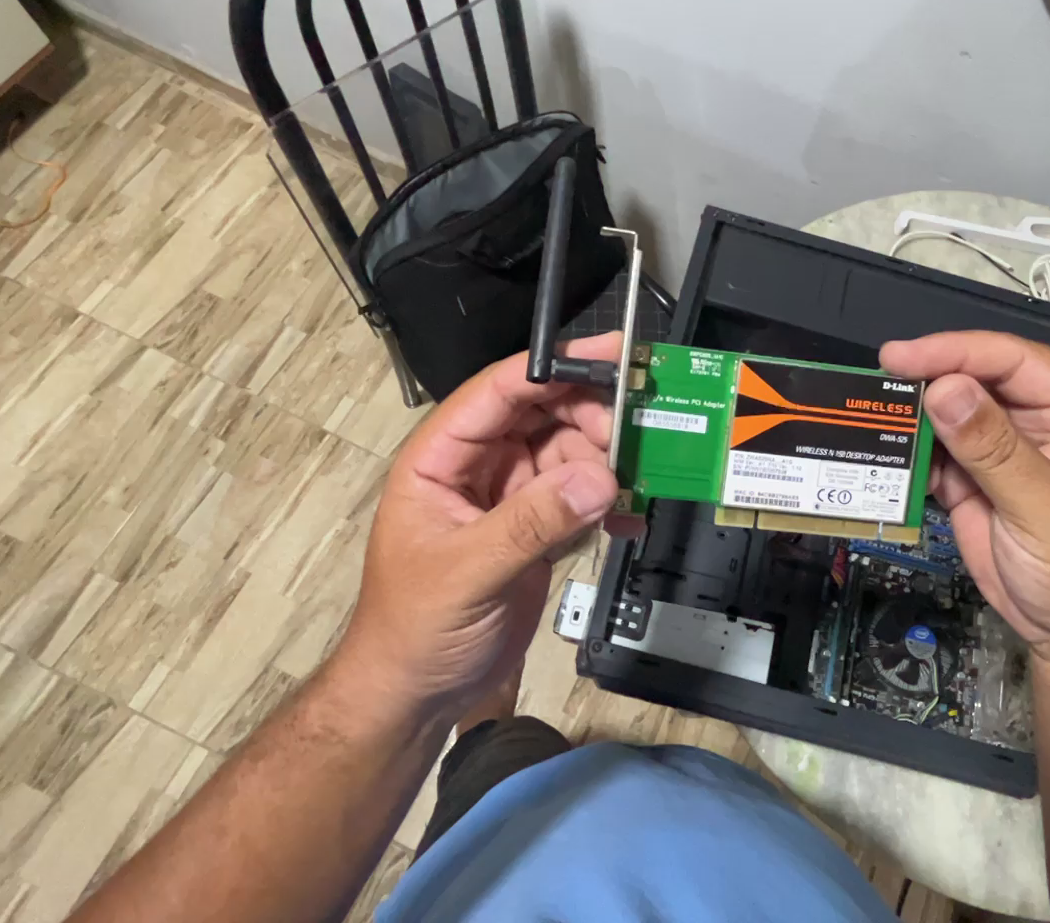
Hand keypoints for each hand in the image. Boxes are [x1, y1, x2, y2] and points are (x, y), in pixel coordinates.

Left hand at [335, 333, 622, 719]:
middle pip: (542, 414)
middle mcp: (478, 465)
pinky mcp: (537, 526)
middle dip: (590, 417)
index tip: (610, 356)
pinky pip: (580, 495)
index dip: (552, 367)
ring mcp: (510, 495)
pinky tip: (629, 517)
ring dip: (605, 462)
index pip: (498, 393)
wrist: (419, 694)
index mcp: (441, 457)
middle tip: (633, 435)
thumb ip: (530, 523)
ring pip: (568, 451)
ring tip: (634, 484)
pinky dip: (607, 500)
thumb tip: (599, 478)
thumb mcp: (466, 572)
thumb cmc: (415, 630)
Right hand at [880, 332, 1049, 669]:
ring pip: (948, 416)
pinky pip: (933, 456)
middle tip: (879, 381)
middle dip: (929, 379)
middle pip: (974, 380)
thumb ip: (994, 448)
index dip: (956, 352)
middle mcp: (1034, 422)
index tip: (903, 357)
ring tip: (870, 414)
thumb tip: (945, 390)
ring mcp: (999, 454)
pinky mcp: (971, 484)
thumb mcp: (1048, 507)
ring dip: (912, 417)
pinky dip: (908, 455)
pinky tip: (883, 452)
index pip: (1012, 361)